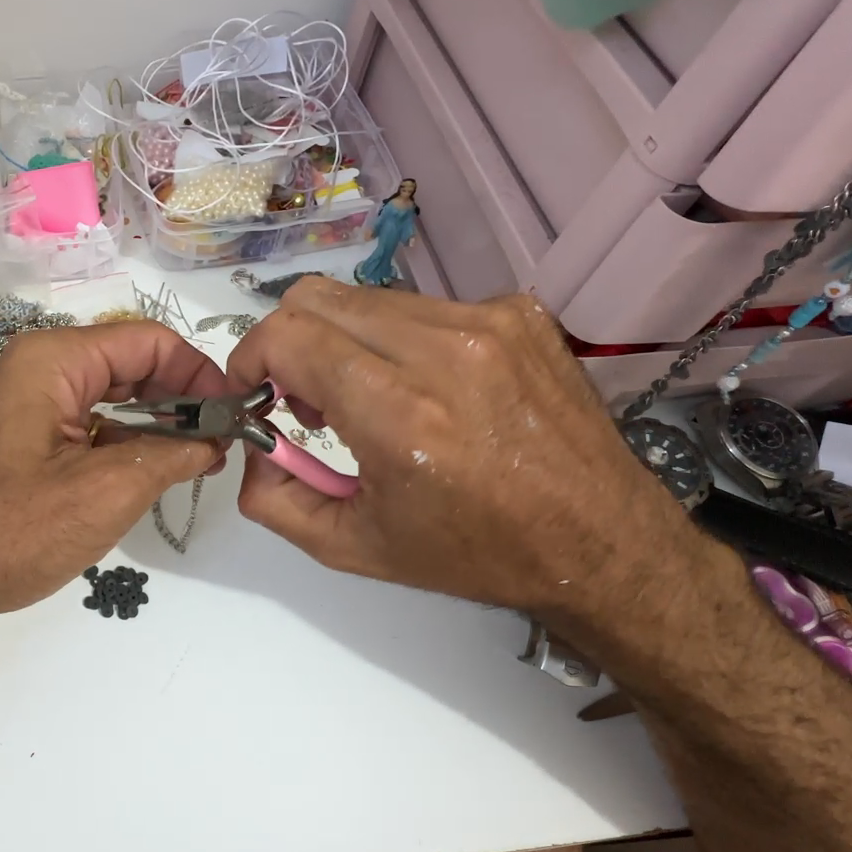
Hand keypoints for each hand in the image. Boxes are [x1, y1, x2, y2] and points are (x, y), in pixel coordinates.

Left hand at [0, 321, 226, 645]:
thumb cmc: (6, 532)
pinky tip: (149, 478)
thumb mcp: (103, 494)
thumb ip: (170, 456)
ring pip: (109, 400)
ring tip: (195, 465)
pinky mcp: (21, 443)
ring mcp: (26, 407)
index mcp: (52, 361)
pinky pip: (85, 428)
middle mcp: (37, 371)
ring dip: (154, 427)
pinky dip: (122, 446)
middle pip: (129, 366)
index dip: (200, 374)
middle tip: (222, 446)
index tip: (238, 417)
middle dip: (181, 400)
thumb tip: (215, 438)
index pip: (149, 341)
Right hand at [226, 278, 698, 618]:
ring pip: (365, 298)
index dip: (249, 358)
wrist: (601, 541)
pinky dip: (396, 339)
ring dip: (340, 341)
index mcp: (398, 414)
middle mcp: (442, 350)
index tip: (253, 393)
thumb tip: (251, 445)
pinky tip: (422, 387)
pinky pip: (420, 305)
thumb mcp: (352, 547)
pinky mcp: (519, 312)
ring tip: (365, 396)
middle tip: (303, 399)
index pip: (288, 336)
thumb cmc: (473, 552)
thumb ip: (273, 498)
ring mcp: (487, 320)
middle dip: (287, 344)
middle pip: (316, 299)